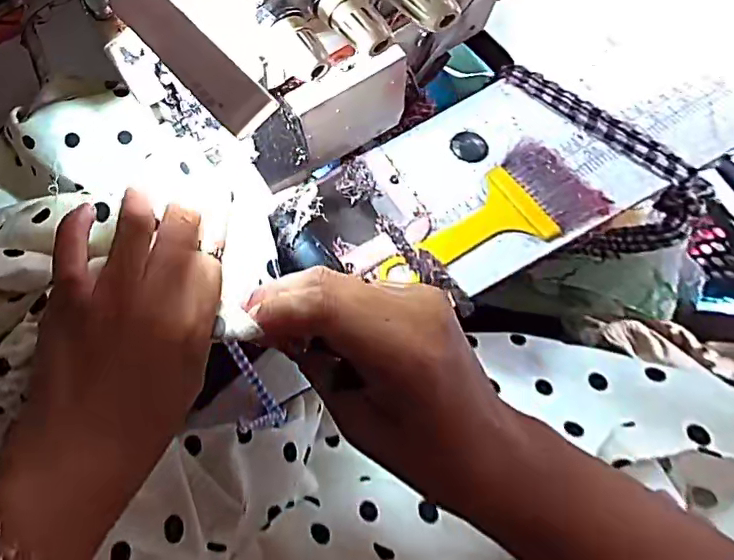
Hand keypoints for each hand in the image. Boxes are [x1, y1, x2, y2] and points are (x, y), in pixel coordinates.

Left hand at [0, 189, 221, 559]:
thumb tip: (200, 276)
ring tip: (140, 194)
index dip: (209, 243)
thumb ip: (199, 322)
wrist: (75, 454)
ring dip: (141, 201)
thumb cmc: (140, 422)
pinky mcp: (69, 293)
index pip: (210, 261)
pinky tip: (87, 210)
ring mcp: (110, 293)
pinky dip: (79, 219)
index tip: (203, 235)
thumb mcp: (189, 375)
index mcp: (191, 325)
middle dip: (185, 211)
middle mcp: (157, 300)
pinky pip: (73, 242)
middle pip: (182, 229)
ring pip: (135, 222)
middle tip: (178, 208)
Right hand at [245, 268, 515, 514]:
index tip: (246, 318)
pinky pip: (357, 286)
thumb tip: (275, 330)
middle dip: (283, 295)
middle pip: (328, 282)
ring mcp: (418, 293)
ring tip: (279, 323)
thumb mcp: (355, 417)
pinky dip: (328, 300)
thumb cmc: (429, 452)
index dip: (278, 305)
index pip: (325, 303)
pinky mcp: (416, 290)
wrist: (487, 447)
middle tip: (251, 316)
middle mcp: (414, 306)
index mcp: (404, 346)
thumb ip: (313, 363)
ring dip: (303, 296)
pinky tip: (315, 323)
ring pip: (339, 280)